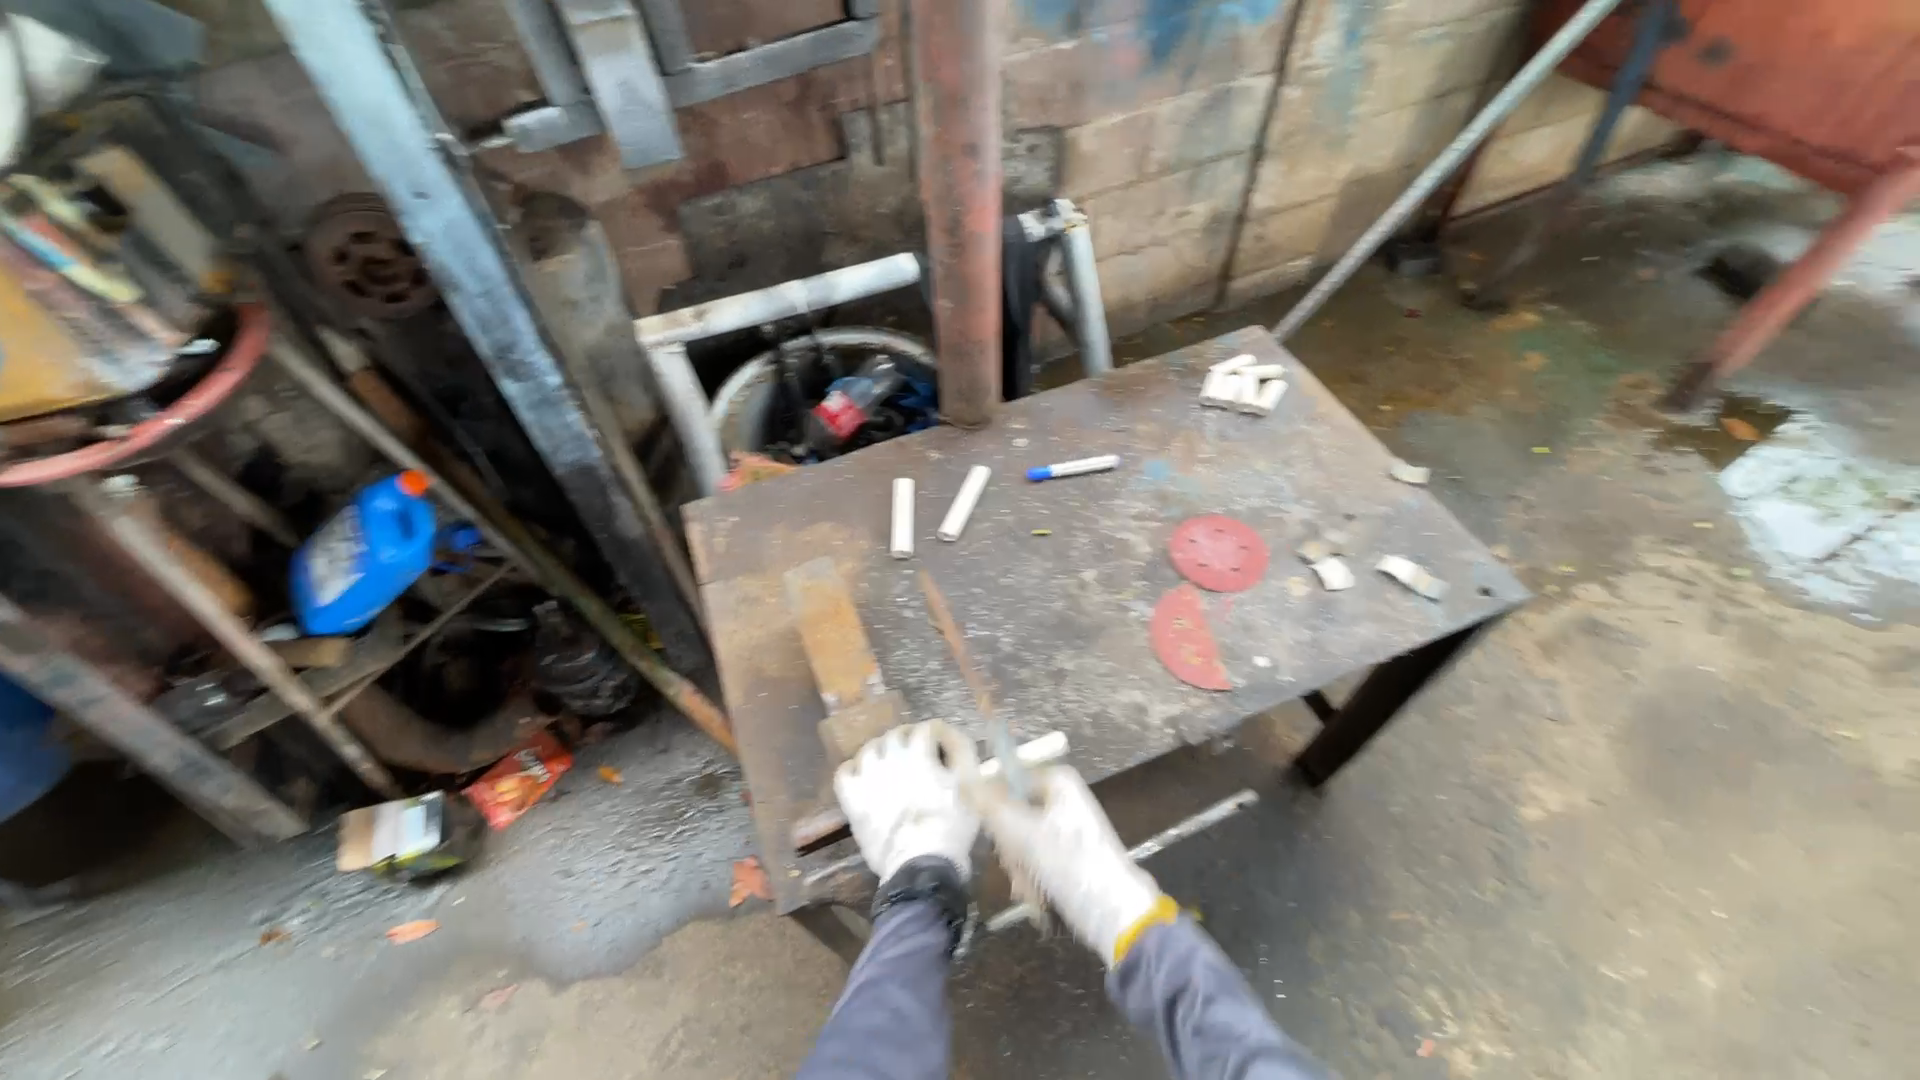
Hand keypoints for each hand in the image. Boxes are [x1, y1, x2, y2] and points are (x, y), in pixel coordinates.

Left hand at [833, 720, 980, 881]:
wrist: (922, 863)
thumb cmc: (952, 824)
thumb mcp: (971, 784)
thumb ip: (962, 752)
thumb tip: (951, 735)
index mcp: (918, 752)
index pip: (927, 728)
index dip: (938, 735)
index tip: (945, 746)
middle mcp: (889, 757)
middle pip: (897, 734)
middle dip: (910, 738)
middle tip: (921, 754)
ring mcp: (867, 778)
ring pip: (870, 749)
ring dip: (883, 750)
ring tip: (893, 763)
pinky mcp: (853, 800)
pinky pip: (845, 773)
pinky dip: (854, 769)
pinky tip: (865, 777)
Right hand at [971, 766, 1171, 965]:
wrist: (1115, 913)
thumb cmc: (1072, 864)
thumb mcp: (1024, 833)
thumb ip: (989, 806)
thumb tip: (963, 780)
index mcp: (1057, 782)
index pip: (1006, 782)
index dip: (995, 809)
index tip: (996, 833)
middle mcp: (1061, 801)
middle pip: (1011, 816)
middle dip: (1011, 850)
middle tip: (1020, 866)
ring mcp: (1064, 830)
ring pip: (1020, 844)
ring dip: (1020, 870)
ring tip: (1033, 888)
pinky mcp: (1067, 858)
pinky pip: (1034, 862)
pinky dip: (1032, 881)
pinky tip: (1039, 897)